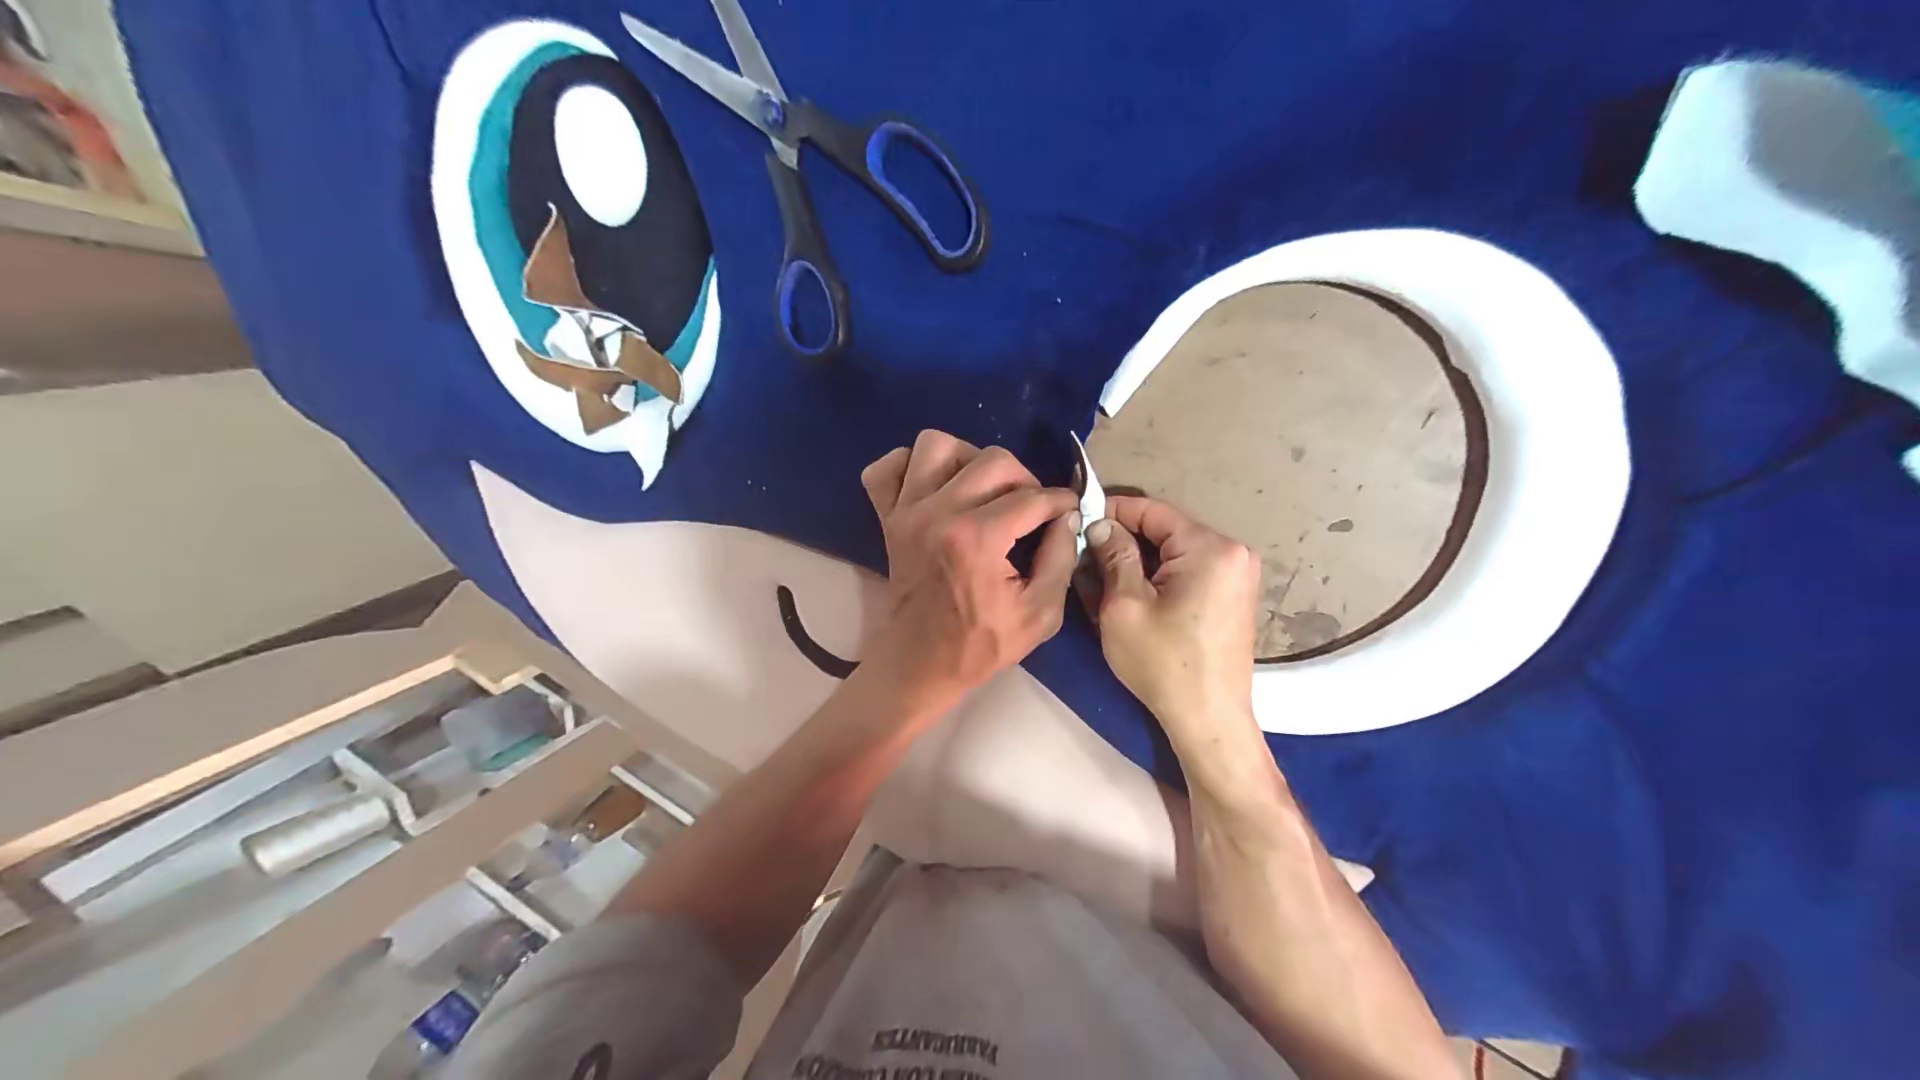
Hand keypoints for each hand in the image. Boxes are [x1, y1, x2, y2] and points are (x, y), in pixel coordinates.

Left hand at [859, 430, 1079, 712]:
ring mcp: (907, 511)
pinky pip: (886, 469)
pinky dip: (909, 466)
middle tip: (1030, 506)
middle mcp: (938, 513)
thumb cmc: (981, 644)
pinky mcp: (887, 517)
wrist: (920, 663)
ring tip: (982, 489)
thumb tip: (1067, 517)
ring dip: (968, 459)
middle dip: (1024, 478)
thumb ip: (1061, 558)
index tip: (1069, 511)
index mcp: (977, 540)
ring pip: (936, 445)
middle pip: (993, 459)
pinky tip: (934, 486)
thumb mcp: (1040, 614)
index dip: (1061, 502)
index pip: (1032, 497)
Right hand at [1079, 495, 1259, 738]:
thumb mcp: (1124, 605)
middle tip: (1085, 554)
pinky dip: (1158, 577)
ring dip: (1138, 561)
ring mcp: (1237, 576)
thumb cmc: (1163, 663)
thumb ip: (1113, 555)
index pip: (1153, 510)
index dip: (1112, 511)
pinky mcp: (1233, 597)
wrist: (1209, 720)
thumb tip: (1102, 525)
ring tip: (1101, 577)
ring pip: (1174, 553)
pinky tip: (1131, 594)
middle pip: (1165, 531)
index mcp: (1211, 548)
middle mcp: (1233, 553)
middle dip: (1124, 540)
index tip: (1080, 517)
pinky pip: (1188, 572)